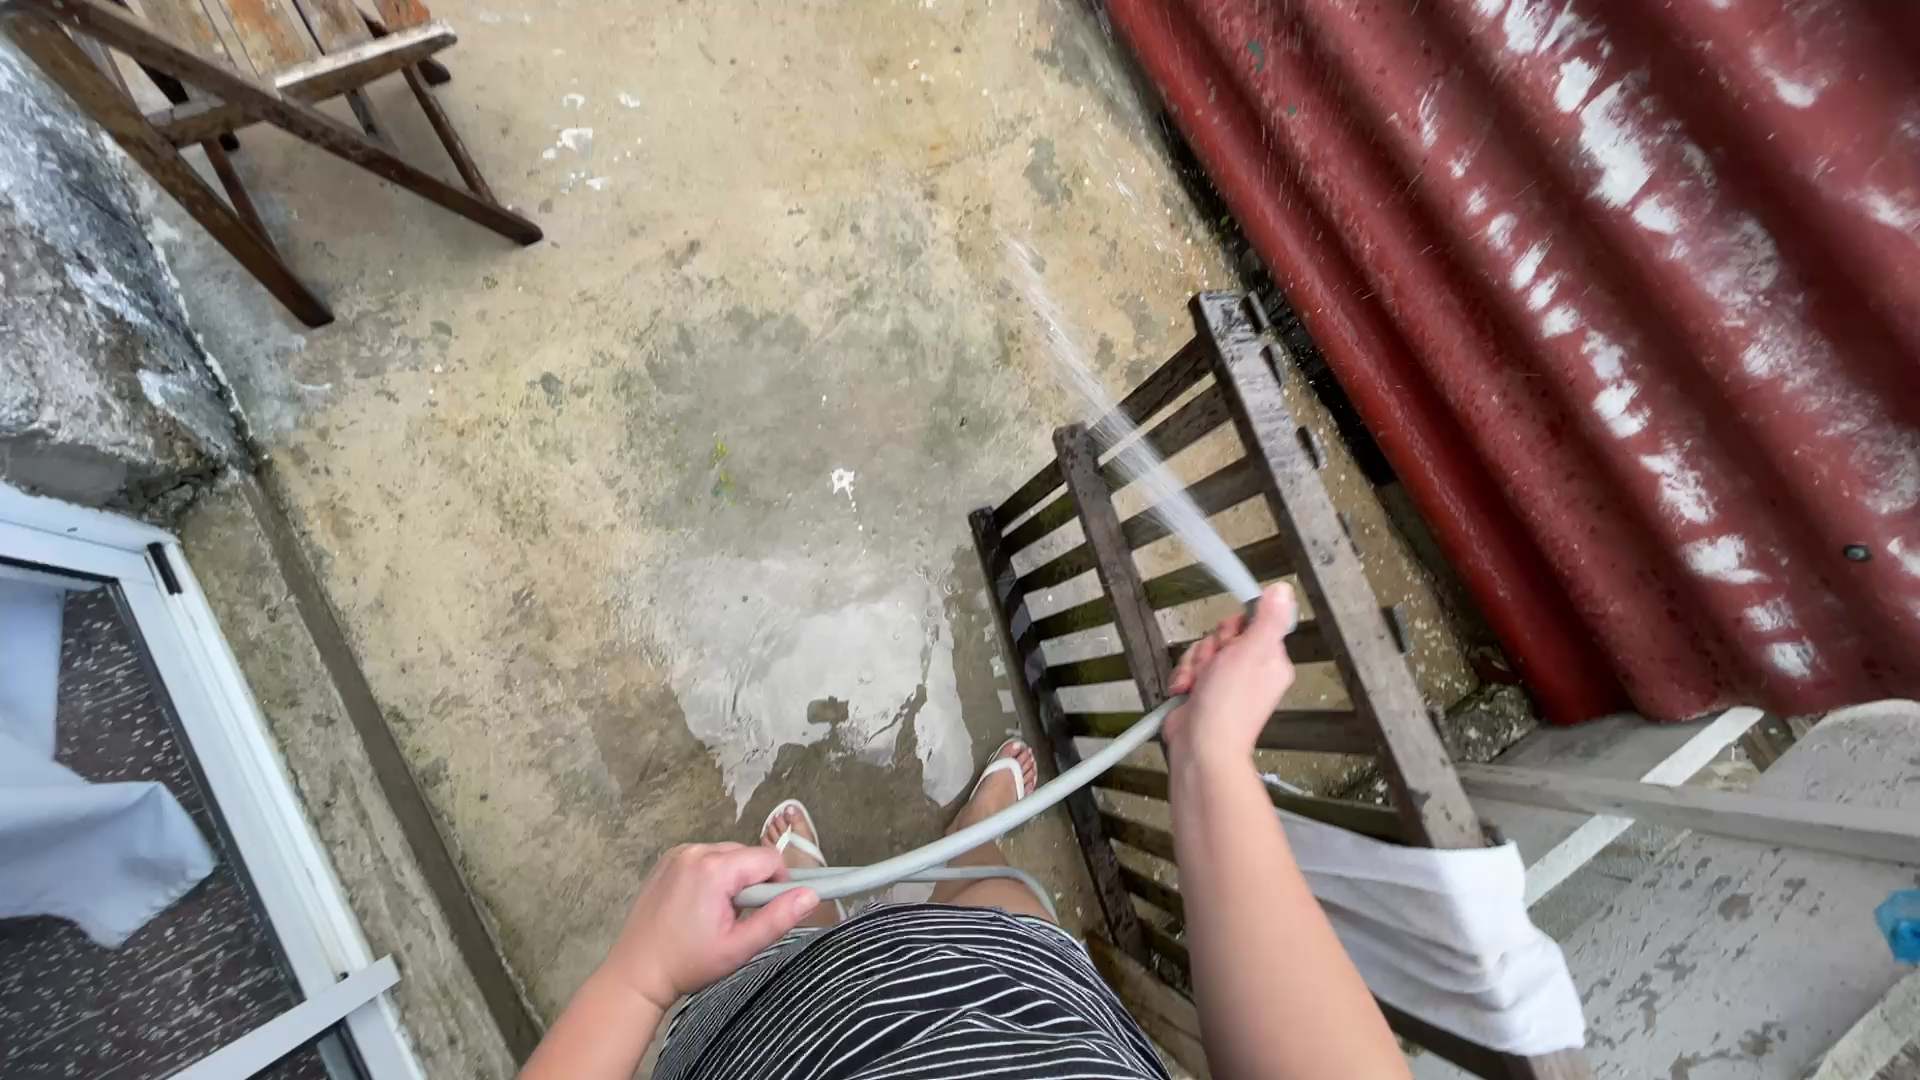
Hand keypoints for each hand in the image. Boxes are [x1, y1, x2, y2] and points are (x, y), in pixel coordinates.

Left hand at [599, 843, 819, 1010]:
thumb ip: (778, 918)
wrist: (635, 974)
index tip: (762, 911)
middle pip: (748, 854)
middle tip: (736, 916)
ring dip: (732, 876)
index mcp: (716, 869)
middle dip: (751, 881)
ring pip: (728, 853)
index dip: (777, 883)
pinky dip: (712, 872)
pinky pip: (706, 855)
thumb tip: (811, 895)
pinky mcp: (668, 857)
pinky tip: (698, 901)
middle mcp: (697, 850)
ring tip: (716, 910)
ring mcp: (679, 852)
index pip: (769, 859)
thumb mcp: (738, 948)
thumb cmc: (689, 963)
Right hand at [1163, 583, 1297, 762]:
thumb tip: (1282, 591)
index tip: (1229, 642)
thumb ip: (1267, 620)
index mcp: (1270, 660)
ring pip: (1202, 651)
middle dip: (1209, 648)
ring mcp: (1225, 682)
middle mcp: (1250, 670)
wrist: (1201, 745)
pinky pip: (1189, 668)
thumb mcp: (1251, 653)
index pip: (1250, 622)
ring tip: (1198, 684)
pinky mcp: (1204, 690)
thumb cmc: (1228, 706)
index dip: (1232, 629)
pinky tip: (1187, 691)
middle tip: (1214, 667)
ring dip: (1193, 664)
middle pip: (1221, 636)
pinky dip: (1184, 677)